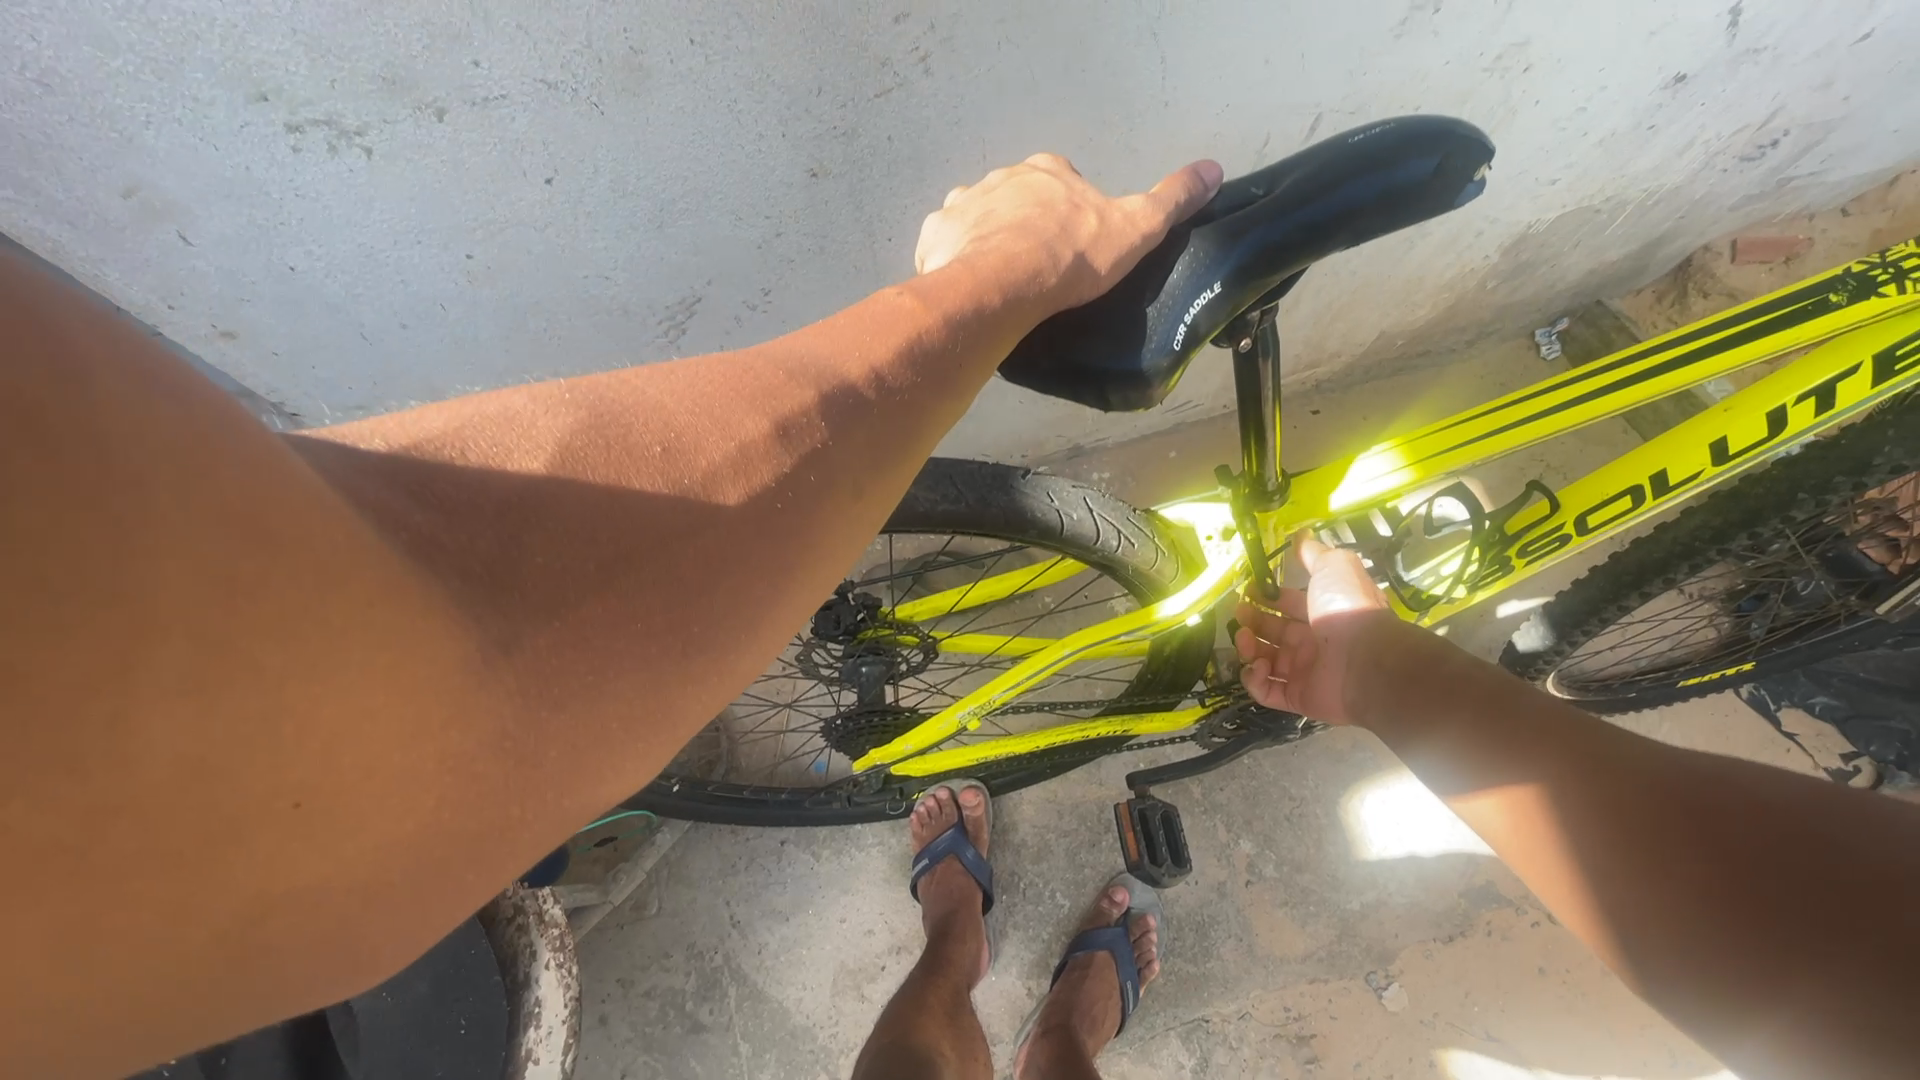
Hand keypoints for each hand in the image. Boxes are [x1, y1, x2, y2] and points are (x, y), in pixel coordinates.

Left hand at [914, 153, 1222, 316]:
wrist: (1004, 285)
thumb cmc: (1072, 257)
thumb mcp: (1135, 229)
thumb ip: (1171, 200)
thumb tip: (1213, 168)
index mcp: (1048, 171)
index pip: (1060, 183)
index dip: (1066, 214)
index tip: (1070, 248)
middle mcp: (1001, 178)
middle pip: (1015, 200)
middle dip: (1023, 227)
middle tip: (1035, 270)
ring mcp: (963, 204)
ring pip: (976, 221)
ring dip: (985, 243)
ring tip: (1000, 284)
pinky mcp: (935, 235)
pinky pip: (945, 245)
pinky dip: (953, 261)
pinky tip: (967, 288)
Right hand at [1233, 534, 1399, 724]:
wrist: (1365, 659)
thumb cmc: (1346, 609)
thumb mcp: (1334, 567)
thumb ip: (1314, 554)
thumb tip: (1301, 536)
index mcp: (1320, 613)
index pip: (1286, 605)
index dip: (1265, 598)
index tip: (1246, 591)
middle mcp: (1311, 643)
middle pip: (1271, 633)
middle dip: (1251, 622)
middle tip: (1238, 615)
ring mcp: (1302, 672)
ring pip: (1263, 661)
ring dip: (1248, 649)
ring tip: (1245, 640)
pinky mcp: (1295, 698)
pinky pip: (1266, 691)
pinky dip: (1255, 680)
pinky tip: (1257, 666)